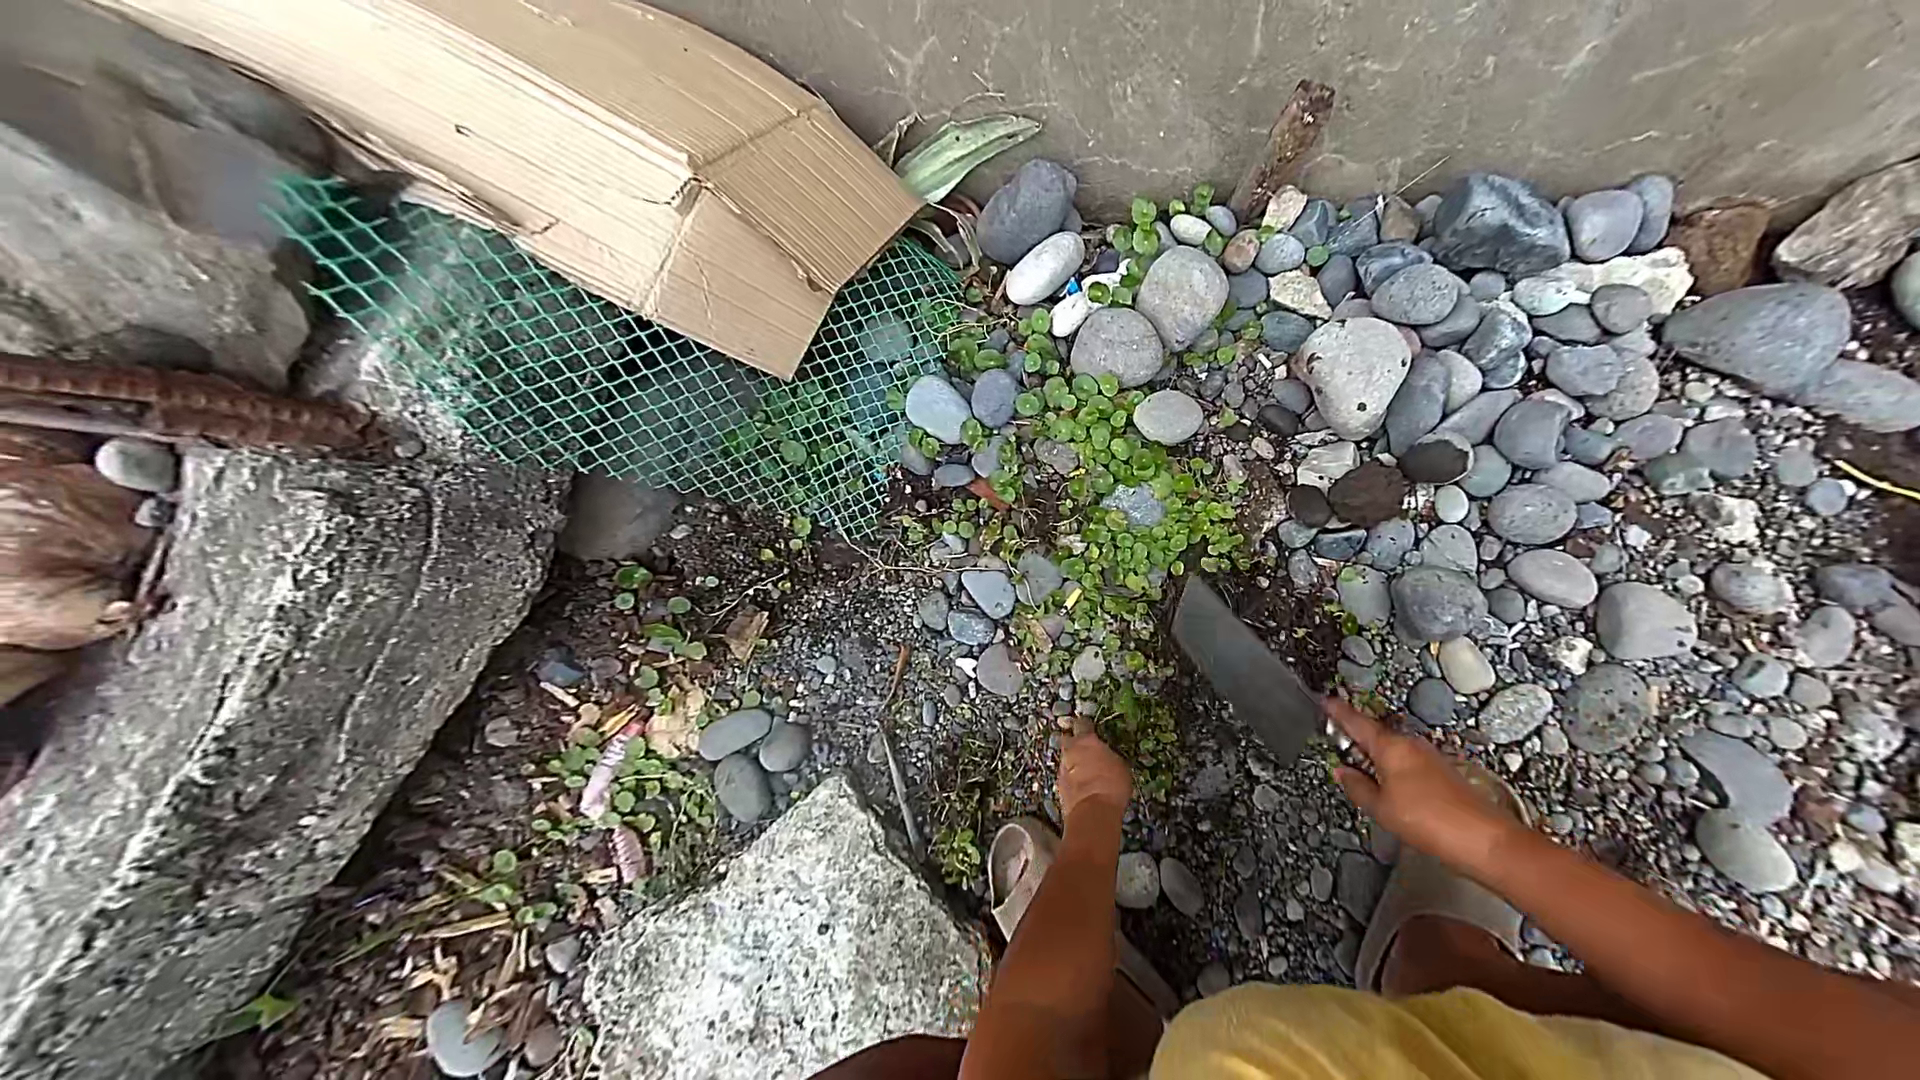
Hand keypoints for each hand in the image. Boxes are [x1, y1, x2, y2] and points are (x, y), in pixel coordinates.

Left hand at [1057, 721, 1131, 820]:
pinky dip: (1071, 778)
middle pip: (1068, 739)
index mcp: (1087, 740)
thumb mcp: (1121, 766)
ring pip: (1065, 759)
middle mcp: (1071, 750)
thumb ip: (1109, 755)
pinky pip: (1065, 776)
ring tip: (1085, 771)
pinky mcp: (1059, 785)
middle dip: (1074, 743)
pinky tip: (1081, 785)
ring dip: (1072, 762)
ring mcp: (1063, 768)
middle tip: (1086, 750)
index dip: (1086, 726)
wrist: (1093, 812)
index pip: (1083, 724)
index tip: (1091, 729)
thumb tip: (1107, 757)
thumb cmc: (1112, 785)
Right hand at [1325, 696, 1522, 871]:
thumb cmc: (1435, 823)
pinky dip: (1394, 770)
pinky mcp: (1445, 773)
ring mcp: (1431, 758)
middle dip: (1356, 740)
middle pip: (1375, 735)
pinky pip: (1409, 763)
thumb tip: (1342, 773)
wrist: (1489, 843)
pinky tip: (1392, 790)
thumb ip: (1356, 786)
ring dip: (1376, 758)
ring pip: (1393, 750)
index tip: (1326, 702)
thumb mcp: (1380, 808)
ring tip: (1363, 777)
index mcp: (1391, 747)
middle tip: (1338, 746)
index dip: (1337, 711)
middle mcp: (1412, 746)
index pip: (1356, 721)